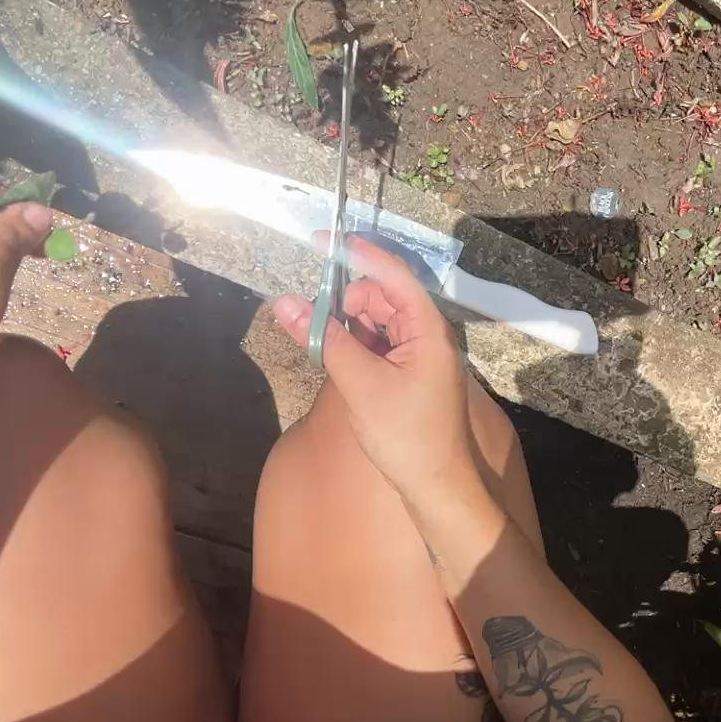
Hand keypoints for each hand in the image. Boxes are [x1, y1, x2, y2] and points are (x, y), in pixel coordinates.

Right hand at [271, 236, 474, 498]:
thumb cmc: (404, 433)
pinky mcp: (412, 371)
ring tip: (322, 342)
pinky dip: (358, 341)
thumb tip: (284, 302)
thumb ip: (324, 340)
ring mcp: (422, 353)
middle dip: (347, 298)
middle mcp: (429, 333)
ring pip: (380, 319)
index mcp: (428, 328)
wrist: (435, 482)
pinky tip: (338, 355)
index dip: (357, 253)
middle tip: (314, 319)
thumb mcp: (359, 383)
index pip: (392, 274)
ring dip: (350, 322)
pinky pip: (382, 342)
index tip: (319, 239)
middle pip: (384, 295)